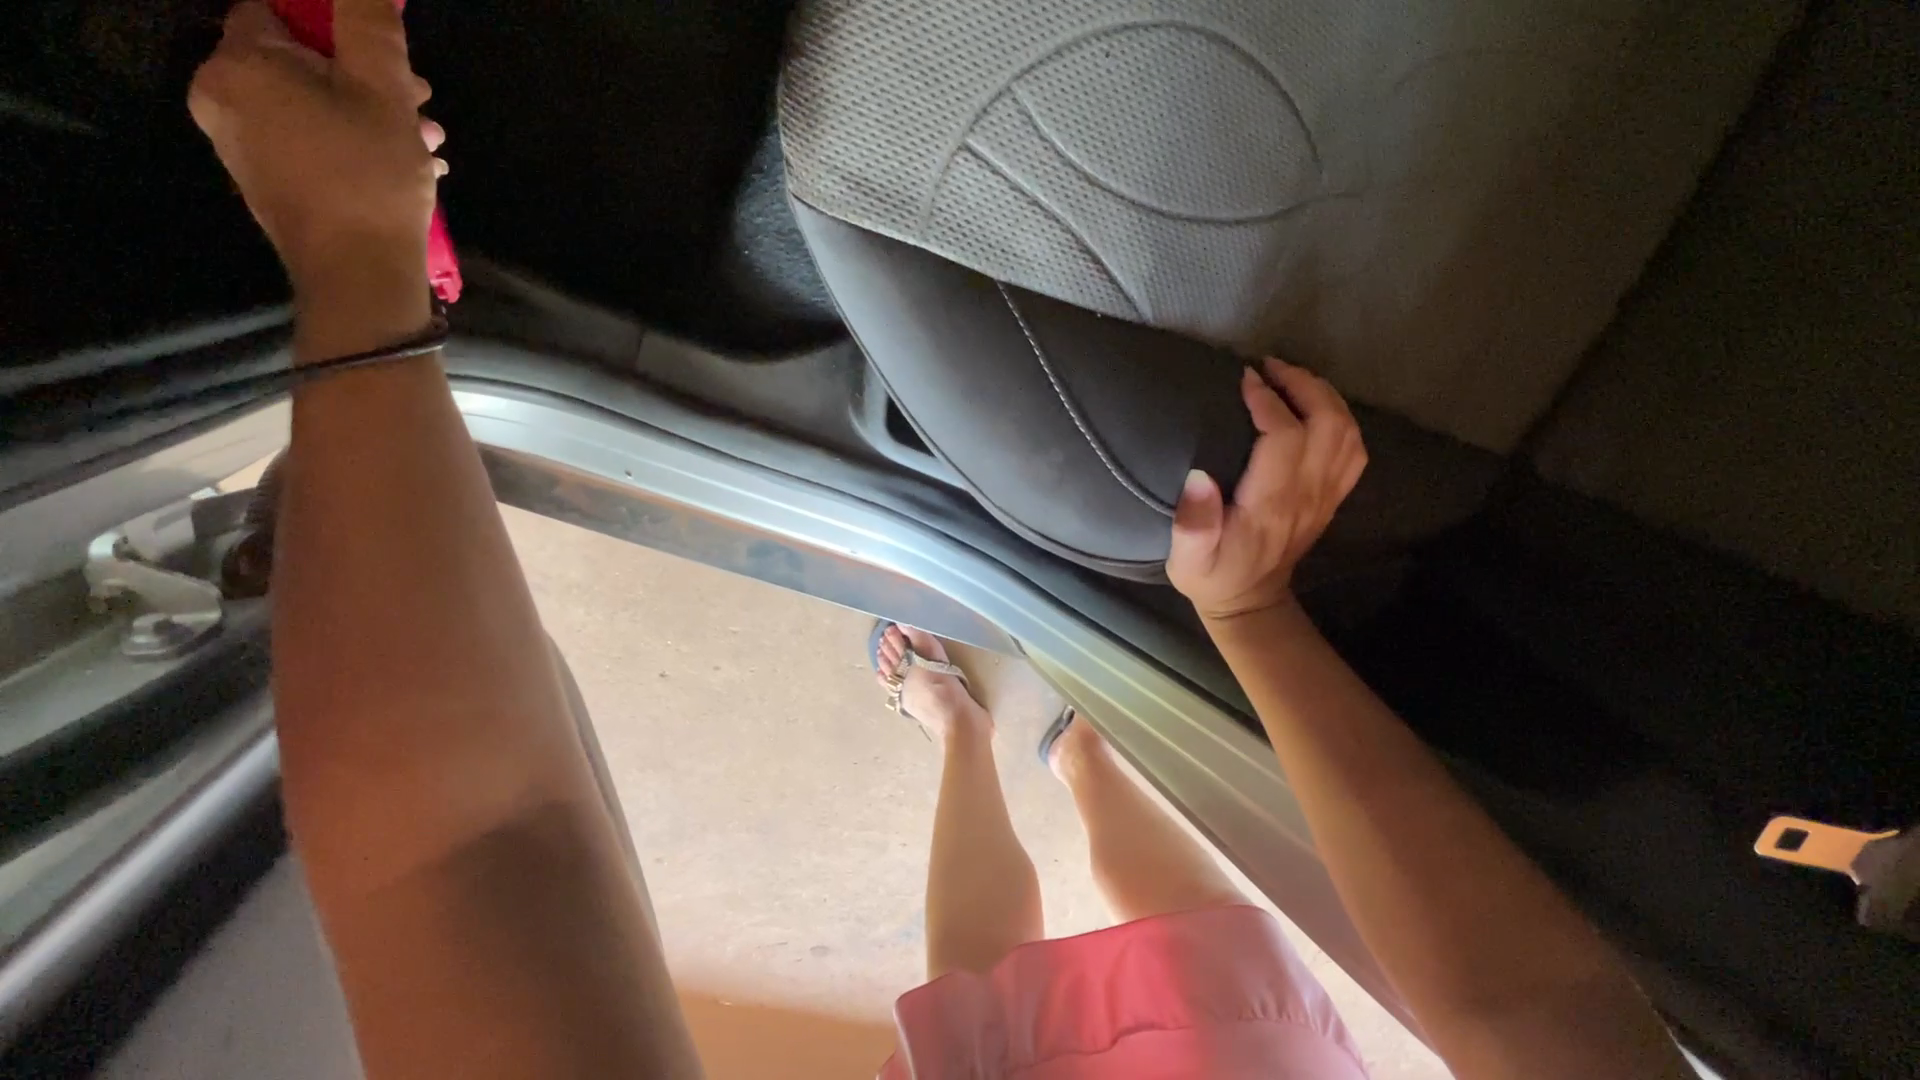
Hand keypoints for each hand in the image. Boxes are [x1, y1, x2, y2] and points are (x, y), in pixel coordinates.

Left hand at [188, 0, 445, 294]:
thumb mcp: (386, 92)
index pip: (281, 11)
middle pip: (300, 63)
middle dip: (368, 80)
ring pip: (311, 108)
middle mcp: (223, 96)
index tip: (392, 62)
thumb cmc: (370, 178)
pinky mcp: (266, 182)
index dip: (341, 30)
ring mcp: (241, 145)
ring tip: (426, 146)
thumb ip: (371, 25)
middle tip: (423, 108)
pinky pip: (308, 144)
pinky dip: (353, 148)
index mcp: (241, 63)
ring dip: (372, 119)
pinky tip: (402, 170)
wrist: (358, 275)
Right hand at [1167, 358, 1366, 621]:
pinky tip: (1316, 409)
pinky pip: (1353, 449)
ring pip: (1346, 431)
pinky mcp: (1332, 496)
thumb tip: (1198, 478)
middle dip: (1303, 385)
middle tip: (1271, 368)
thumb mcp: (1187, 559)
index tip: (1245, 379)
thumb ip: (1193, 523)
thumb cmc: (1213, 575)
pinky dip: (1341, 418)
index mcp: (1270, 504)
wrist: (1251, 602)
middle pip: (1328, 424)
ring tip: (1291, 378)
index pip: (1284, 437)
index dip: (1268, 401)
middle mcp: (1306, 494)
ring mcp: (1325, 495)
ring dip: (1324, 395)